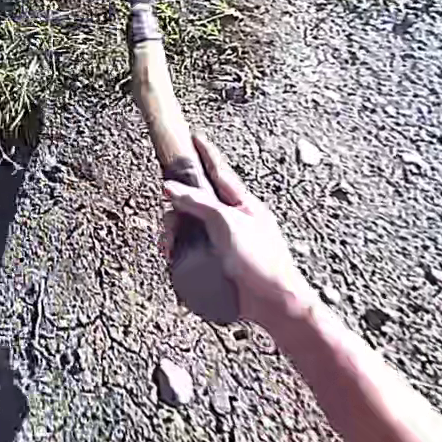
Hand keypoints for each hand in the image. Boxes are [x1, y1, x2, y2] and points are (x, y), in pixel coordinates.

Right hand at [162, 133, 317, 327]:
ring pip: (190, 224)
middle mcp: (232, 217)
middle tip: (167, 205)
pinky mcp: (216, 260)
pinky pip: (190, 246)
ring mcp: (224, 239)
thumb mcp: (227, 223)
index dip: (205, 152)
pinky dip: (178, 247)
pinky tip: (172, 254)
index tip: (193, 136)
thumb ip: (198, 203)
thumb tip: (170, 188)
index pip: (219, 170)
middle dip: (178, 202)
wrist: (275, 306)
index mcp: (241, 202)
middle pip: (197, 199)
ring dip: (175, 230)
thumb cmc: (261, 261)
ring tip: (168, 244)